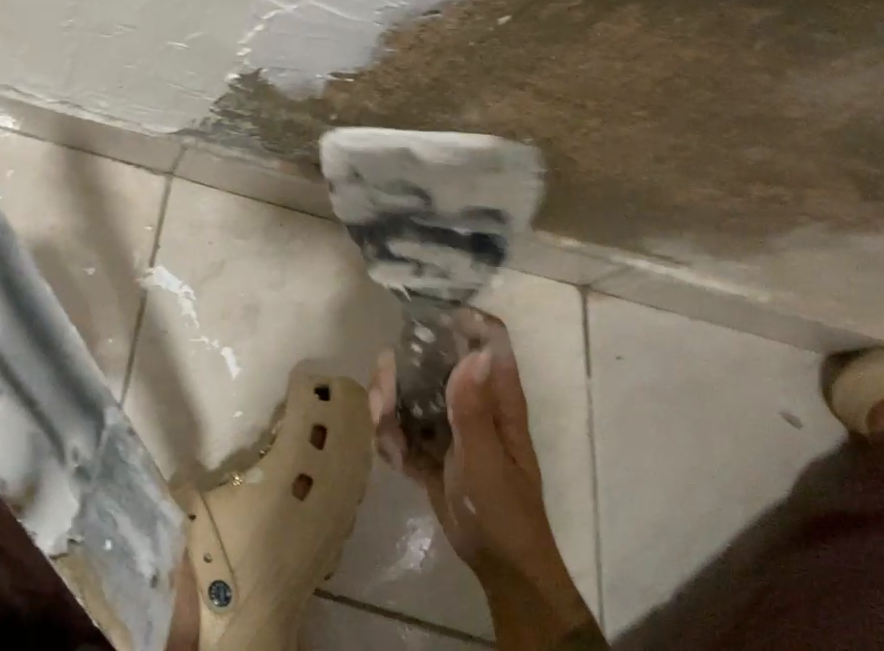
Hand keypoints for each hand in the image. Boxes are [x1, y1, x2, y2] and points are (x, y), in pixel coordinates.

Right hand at [369, 313, 592, 647]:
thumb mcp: (486, 458)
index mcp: (498, 404)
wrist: (500, 566)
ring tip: (381, 420)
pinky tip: (392, 454)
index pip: (489, 346)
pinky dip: (391, 439)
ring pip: (412, 398)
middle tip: (385, 375)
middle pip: (435, 367)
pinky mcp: (432, 456)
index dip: (464, 323)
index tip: (424, 316)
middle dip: (405, 368)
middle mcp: (473, 409)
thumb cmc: (503, 509)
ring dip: (390, 404)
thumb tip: (473, 352)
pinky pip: (404, 434)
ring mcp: (451, 432)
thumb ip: (473, 407)